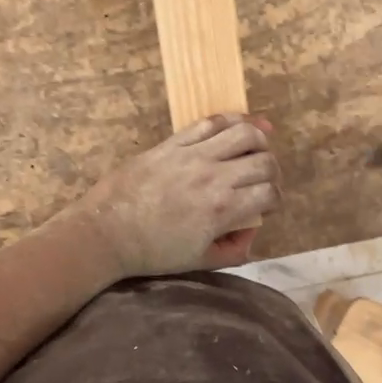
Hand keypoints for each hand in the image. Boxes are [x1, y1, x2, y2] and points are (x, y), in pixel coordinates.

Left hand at [71, 113, 279, 277]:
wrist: (107, 233)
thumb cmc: (152, 253)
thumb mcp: (198, 261)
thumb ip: (232, 251)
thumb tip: (250, 233)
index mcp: (222, 210)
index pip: (269, 193)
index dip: (274, 200)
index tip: (266, 205)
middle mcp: (214, 177)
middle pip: (264, 161)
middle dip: (271, 172)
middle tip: (261, 180)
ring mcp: (192, 155)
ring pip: (243, 133)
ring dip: (258, 140)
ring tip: (255, 149)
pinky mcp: (173, 143)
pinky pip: (209, 122)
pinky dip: (230, 120)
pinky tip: (236, 127)